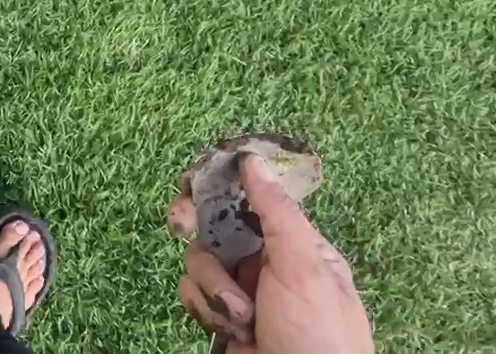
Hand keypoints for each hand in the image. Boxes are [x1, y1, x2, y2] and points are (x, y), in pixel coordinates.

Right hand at [169, 153, 372, 353]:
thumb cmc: (317, 337)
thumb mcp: (303, 271)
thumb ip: (276, 213)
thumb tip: (252, 159)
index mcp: (297, 246)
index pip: (249, 197)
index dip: (215, 183)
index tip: (188, 180)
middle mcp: (267, 262)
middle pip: (213, 222)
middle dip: (195, 228)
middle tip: (178, 225)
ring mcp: (244, 288)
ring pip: (199, 258)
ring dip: (212, 287)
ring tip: (240, 318)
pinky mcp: (223, 313)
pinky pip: (192, 290)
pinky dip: (206, 308)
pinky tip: (233, 332)